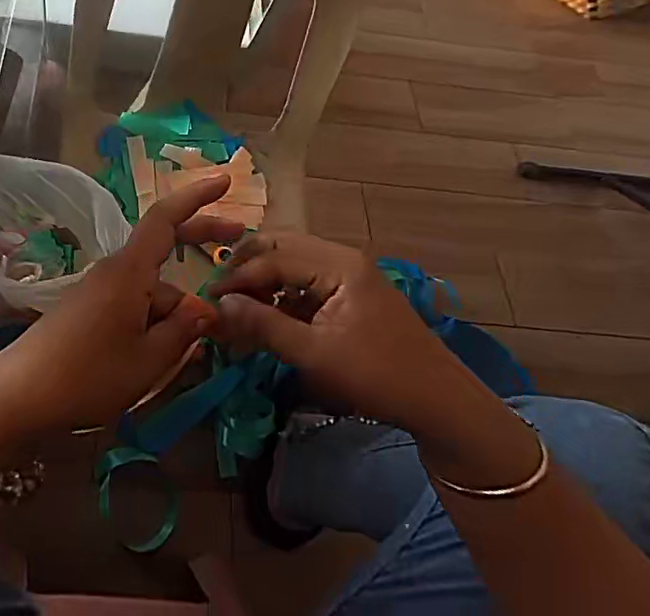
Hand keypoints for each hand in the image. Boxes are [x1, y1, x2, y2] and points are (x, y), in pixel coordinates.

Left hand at [0, 177, 244, 459]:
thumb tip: (206, 309)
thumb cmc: (89, 374)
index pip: (166, 219)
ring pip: (151, 290)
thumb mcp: (148, 359)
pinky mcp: (89, 311)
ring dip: (176, 311)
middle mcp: (114, 271)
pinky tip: (163, 356)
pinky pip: (134, 305)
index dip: (196, 197)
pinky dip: (155, 322)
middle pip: (162, 248)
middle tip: (238, 243)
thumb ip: (182, 331)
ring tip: (191, 353)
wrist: (20, 395)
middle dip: (199, 242)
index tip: (224, 181)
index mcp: (130, 271)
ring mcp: (99, 290)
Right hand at [207, 233, 465, 428]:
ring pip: (292, 262)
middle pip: (281, 247)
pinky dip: (282, 294)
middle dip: (247, 267)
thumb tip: (219, 305)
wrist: (440, 404)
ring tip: (239, 306)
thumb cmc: (376, 376)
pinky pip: (306, 280)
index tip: (209, 299)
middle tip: (220, 292)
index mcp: (337, 264)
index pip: (273, 258)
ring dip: (263, 280)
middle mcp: (342, 257)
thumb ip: (263, 325)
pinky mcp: (351, 293)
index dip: (237, 278)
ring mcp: (349, 273)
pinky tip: (268, 317)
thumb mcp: (314, 353)